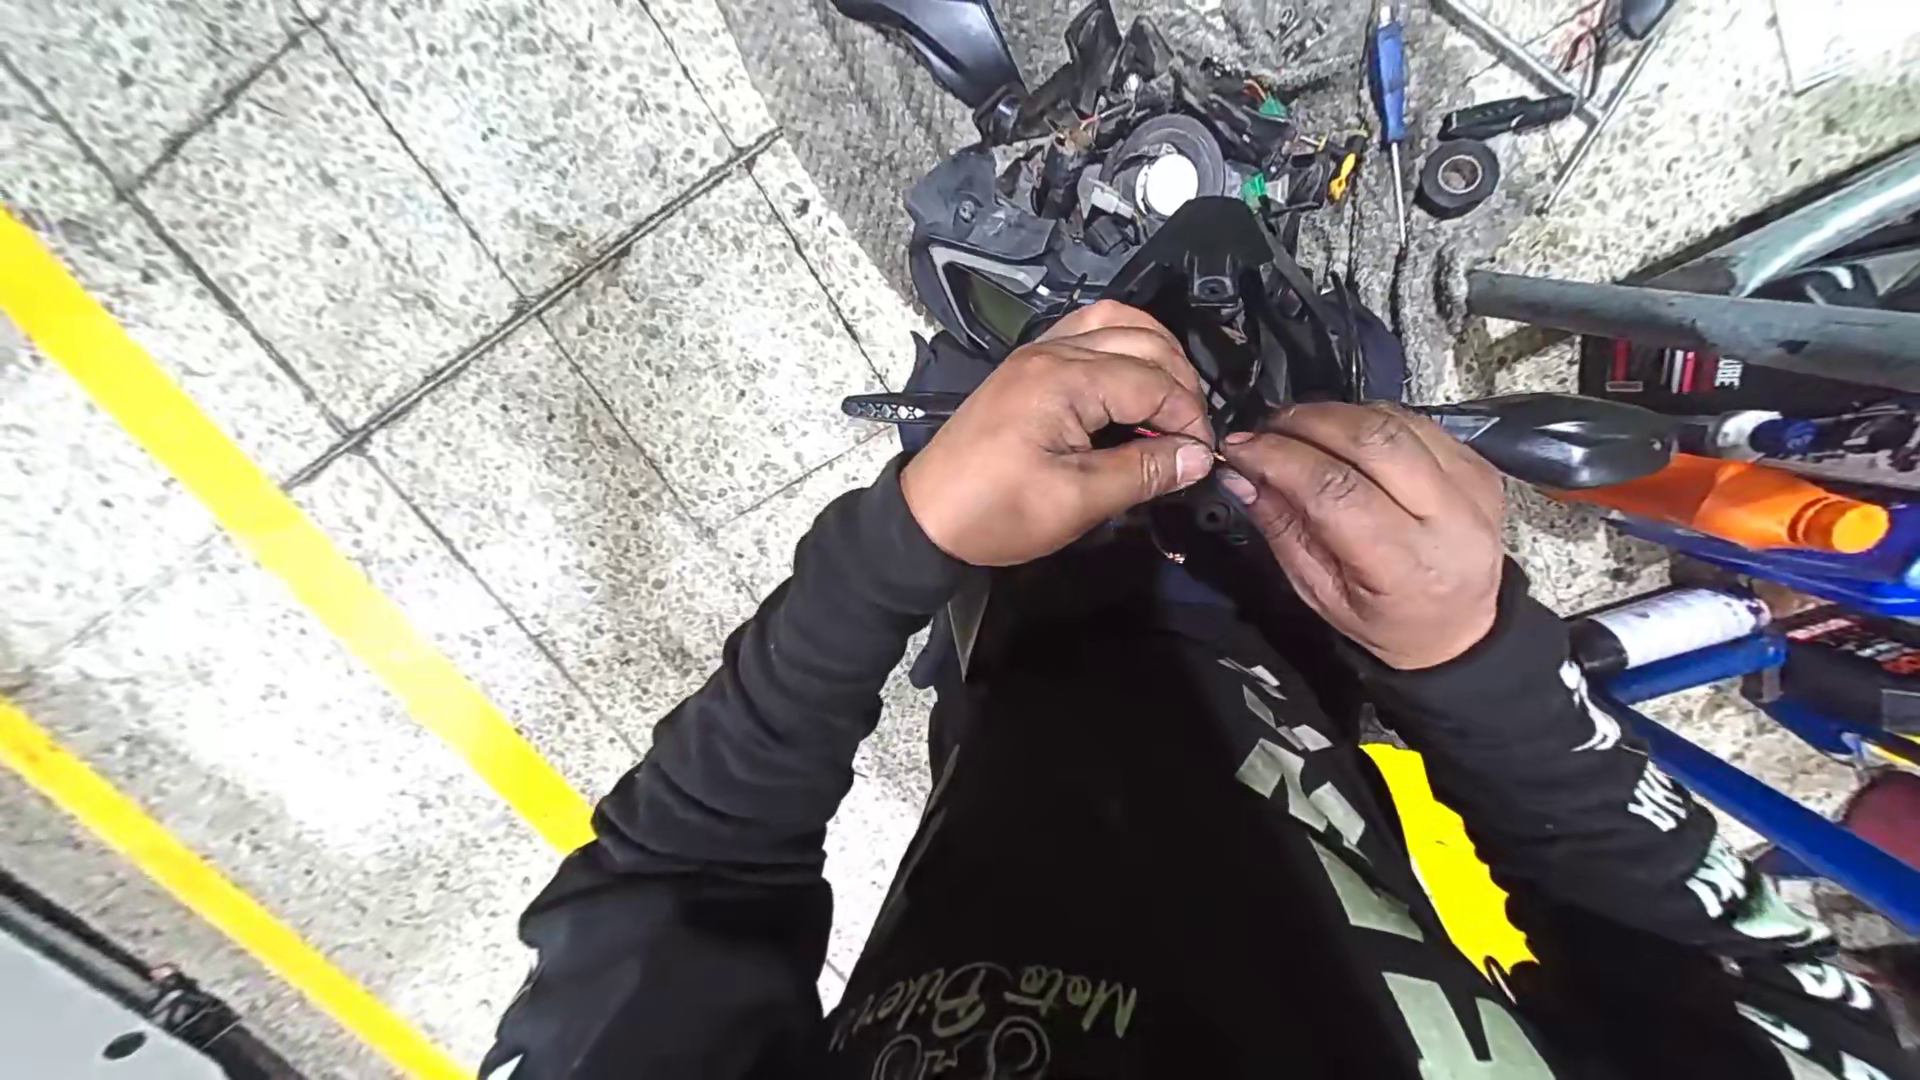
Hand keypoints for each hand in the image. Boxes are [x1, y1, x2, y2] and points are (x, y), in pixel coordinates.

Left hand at [900, 301, 1215, 565]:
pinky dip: (1119, 351)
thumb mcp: (1074, 501)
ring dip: (1153, 356)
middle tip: (1187, 436)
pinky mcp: (1025, 369)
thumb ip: (1141, 473)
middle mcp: (1049, 353)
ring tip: (1168, 403)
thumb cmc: (993, 513)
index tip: (1200, 457)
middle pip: (1142, 342)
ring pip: (1115, 326)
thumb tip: (1197, 457)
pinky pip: (1084, 336)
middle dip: (1178, 385)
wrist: (927, 518)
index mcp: (1062, 380)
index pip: (1153, 380)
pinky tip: (1128, 385)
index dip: (1187, 418)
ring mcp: (1034, 355)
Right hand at [1218, 403, 1505, 669]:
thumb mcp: (1315, 590)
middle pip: (1370, 441)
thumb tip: (1240, 477)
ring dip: (1330, 415)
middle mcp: (1450, 519)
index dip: (1279, 458)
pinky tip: (1335, 433)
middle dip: (1304, 424)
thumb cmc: (1381, 617)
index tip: (1239, 448)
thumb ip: (1279, 528)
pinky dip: (1362, 417)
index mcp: (1404, 566)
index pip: (1334, 490)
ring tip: (1292, 428)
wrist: (1458, 624)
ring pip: (1392, 422)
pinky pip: (1412, 420)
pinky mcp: (1477, 463)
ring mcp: (1470, 485)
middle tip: (1263, 430)